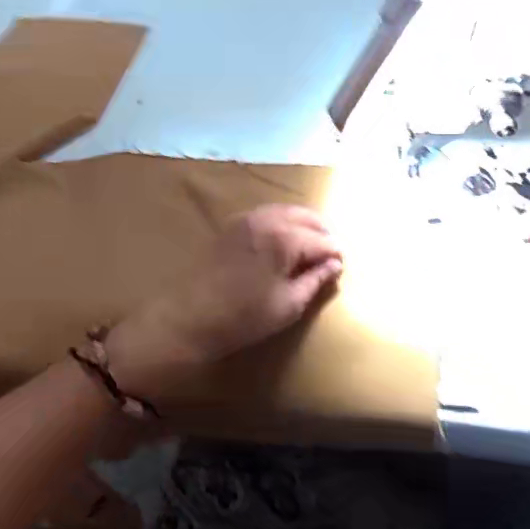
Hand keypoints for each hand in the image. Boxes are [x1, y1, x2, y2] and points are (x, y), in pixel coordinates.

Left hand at [108, 205, 343, 395]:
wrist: (189, 316)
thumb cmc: (243, 317)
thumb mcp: (289, 305)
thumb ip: (315, 280)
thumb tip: (334, 264)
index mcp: (284, 237)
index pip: (322, 240)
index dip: (335, 254)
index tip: (341, 268)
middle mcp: (267, 219)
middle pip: (306, 217)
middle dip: (322, 232)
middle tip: (330, 254)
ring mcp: (246, 218)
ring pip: (286, 211)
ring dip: (303, 225)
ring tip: (311, 248)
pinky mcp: (231, 225)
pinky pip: (266, 214)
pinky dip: (282, 222)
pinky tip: (284, 242)